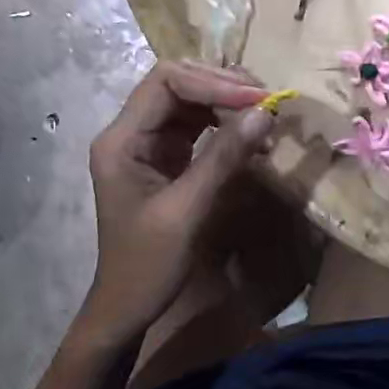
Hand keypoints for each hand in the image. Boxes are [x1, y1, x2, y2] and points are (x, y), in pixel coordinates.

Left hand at [81, 61, 274, 344]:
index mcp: (121, 139)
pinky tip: (250, 134)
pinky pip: (196, 126)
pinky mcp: (165, 157)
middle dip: (222, 87)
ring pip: (189, 101)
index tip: (257, 99)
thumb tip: (265, 114)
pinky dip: (224, 124)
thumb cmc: (148, 264)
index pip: (166, 82)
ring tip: (264, 113)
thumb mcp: (187, 210)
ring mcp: (147, 144)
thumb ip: (223, 158)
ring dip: (227, 102)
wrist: (127, 307)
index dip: (213, 83)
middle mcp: (130, 132)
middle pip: (178, 84)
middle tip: (267, 100)